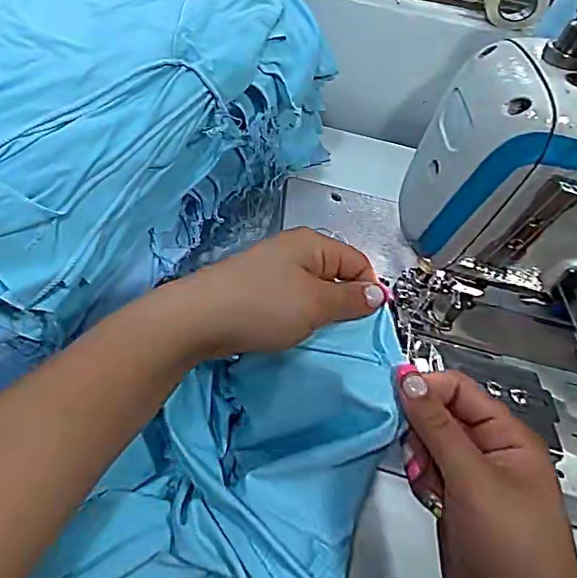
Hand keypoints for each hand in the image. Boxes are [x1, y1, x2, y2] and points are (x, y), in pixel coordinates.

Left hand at [152, 228, 386, 358]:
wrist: (199, 318)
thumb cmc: (262, 305)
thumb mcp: (315, 304)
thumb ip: (350, 300)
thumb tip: (377, 293)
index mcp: (312, 243)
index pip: (358, 262)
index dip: (368, 290)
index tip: (368, 322)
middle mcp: (293, 249)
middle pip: (335, 275)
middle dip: (343, 304)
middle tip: (341, 332)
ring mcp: (272, 268)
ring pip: (312, 291)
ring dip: (318, 313)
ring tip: (312, 334)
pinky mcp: (256, 288)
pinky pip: (289, 300)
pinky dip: (294, 317)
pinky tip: (288, 332)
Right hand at [396, 368, 576, 577]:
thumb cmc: (517, 560)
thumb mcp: (473, 481)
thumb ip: (438, 427)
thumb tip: (411, 380)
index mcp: (508, 438)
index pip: (460, 390)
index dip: (427, 387)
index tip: (395, 390)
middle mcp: (492, 453)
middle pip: (441, 414)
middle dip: (422, 429)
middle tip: (418, 450)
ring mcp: (473, 480)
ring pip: (431, 443)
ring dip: (420, 457)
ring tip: (428, 480)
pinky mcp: (456, 503)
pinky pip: (429, 472)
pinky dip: (422, 479)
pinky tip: (428, 495)